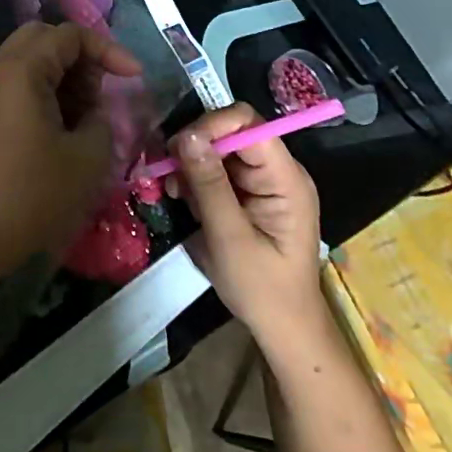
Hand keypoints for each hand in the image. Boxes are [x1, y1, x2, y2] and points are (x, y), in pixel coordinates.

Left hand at [0, 22, 141, 270]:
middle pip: (45, 39)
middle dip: (81, 57)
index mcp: (22, 69)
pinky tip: (69, 126)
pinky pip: (23, 85)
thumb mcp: (87, 156)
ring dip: (66, 77)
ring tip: (90, 113)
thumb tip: (93, 113)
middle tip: (103, 90)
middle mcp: (2, 70)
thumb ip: (101, 120)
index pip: (69, 34)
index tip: (134, 77)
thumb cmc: (34, 190)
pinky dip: (50, 93)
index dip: (108, 49)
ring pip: (33, 62)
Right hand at [168, 105, 324, 338]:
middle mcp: (275, 171)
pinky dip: (192, 177)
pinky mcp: (245, 193)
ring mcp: (260, 182)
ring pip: (216, 148)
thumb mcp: (230, 237)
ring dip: (188, 163)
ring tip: (172, 190)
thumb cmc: (262, 288)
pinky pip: (213, 168)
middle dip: (194, 146)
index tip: (179, 148)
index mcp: (285, 179)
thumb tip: (186, 135)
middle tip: (166, 172)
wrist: (282, 327)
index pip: (248, 123)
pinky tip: (180, 196)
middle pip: (229, 132)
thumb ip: (209, 184)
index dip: (212, 125)